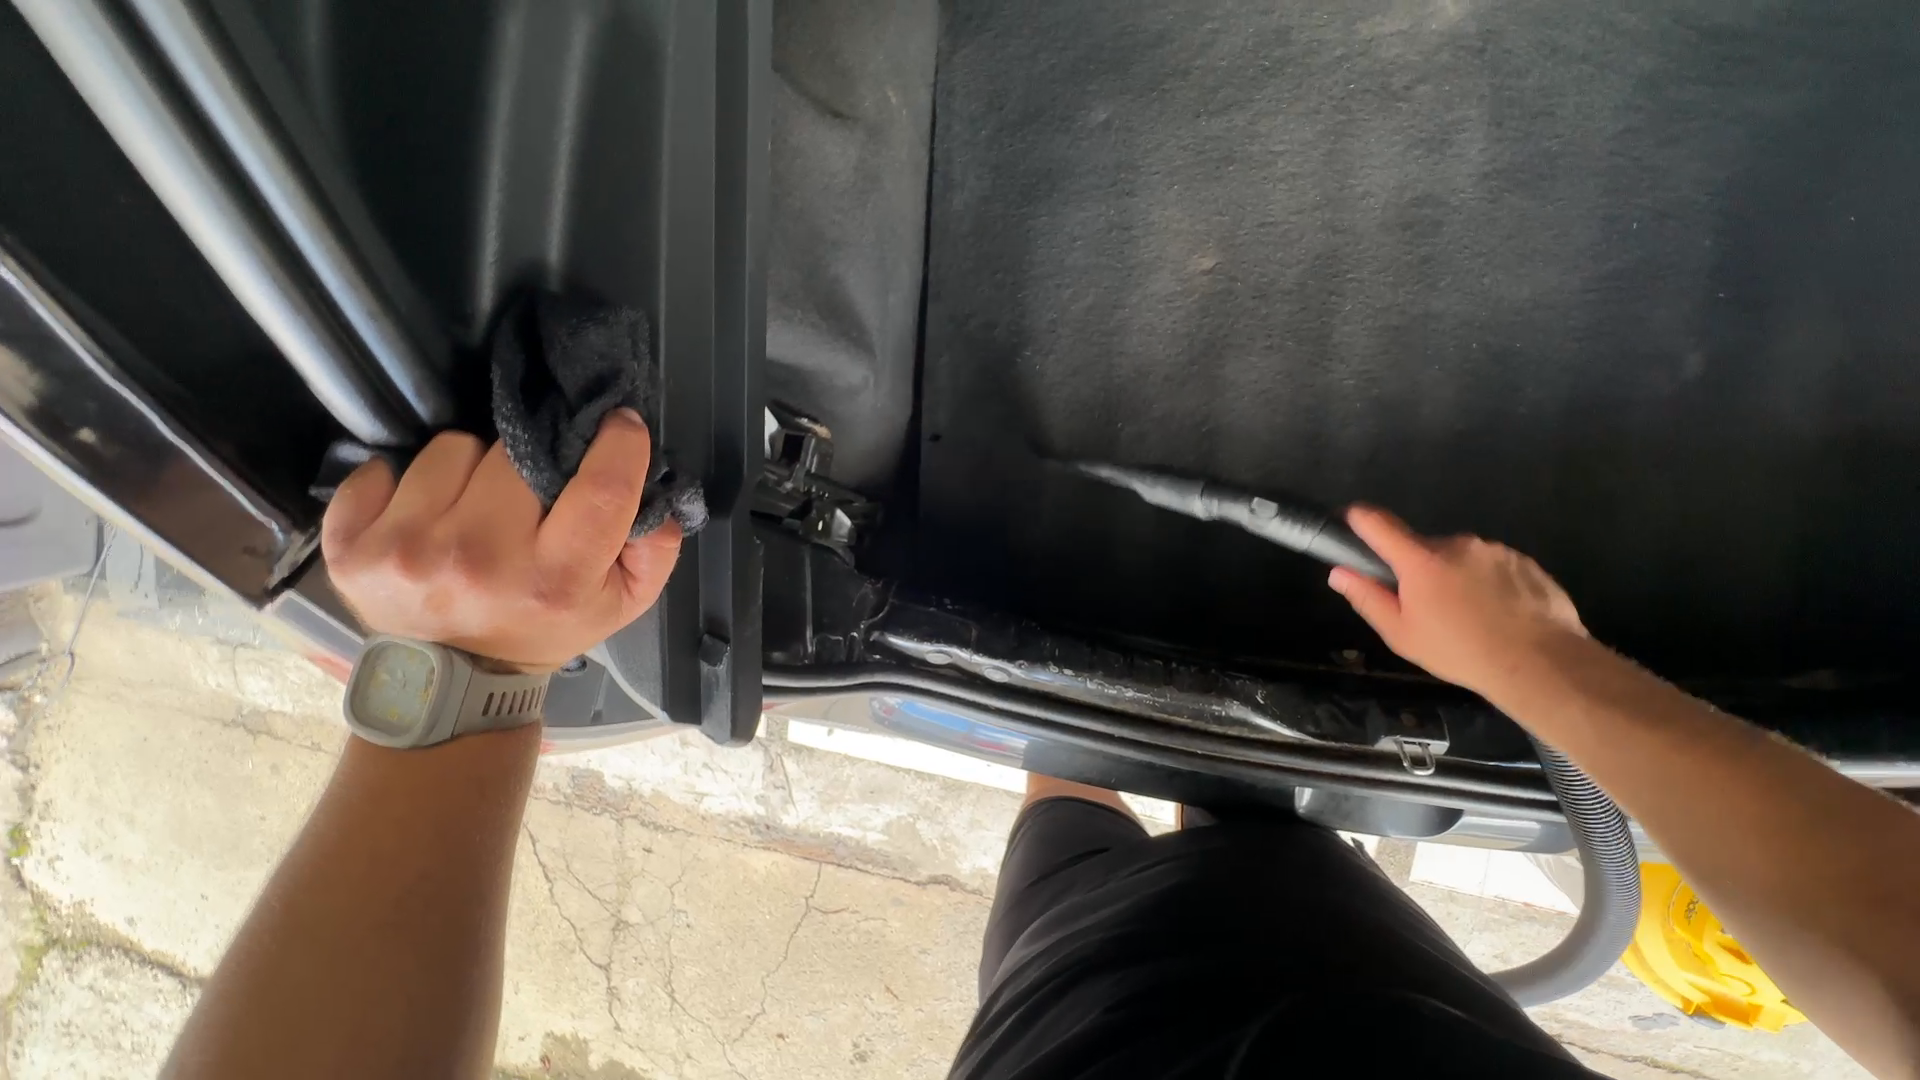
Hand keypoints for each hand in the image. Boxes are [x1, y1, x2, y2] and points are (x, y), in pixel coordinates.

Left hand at [321, 409, 681, 672]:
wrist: (455, 681)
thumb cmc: (547, 628)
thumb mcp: (624, 603)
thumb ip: (655, 547)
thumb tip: (652, 483)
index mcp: (553, 581)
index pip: (599, 489)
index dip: (617, 444)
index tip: (619, 424)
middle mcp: (478, 561)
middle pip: (518, 456)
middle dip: (534, 462)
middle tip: (534, 490)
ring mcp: (406, 551)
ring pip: (453, 450)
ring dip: (473, 469)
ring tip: (477, 505)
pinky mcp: (350, 548)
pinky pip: (383, 469)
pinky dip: (407, 484)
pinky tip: (426, 513)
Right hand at [1327, 505, 1585, 695]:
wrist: (1542, 663)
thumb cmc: (1460, 651)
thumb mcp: (1401, 634)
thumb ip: (1367, 598)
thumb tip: (1339, 573)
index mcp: (1420, 560)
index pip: (1378, 523)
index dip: (1359, 518)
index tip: (1350, 520)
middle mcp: (1456, 544)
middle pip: (1423, 548)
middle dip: (1419, 569)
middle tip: (1427, 606)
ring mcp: (1494, 550)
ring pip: (1460, 558)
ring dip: (1456, 576)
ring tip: (1470, 615)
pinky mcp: (1525, 561)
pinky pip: (1493, 566)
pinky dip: (1488, 584)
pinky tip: (1498, 614)